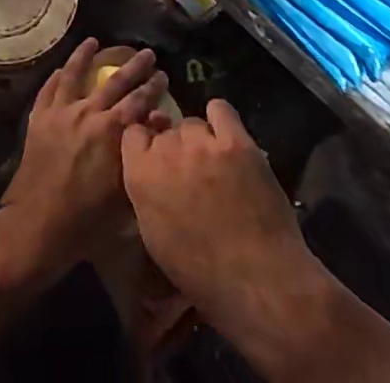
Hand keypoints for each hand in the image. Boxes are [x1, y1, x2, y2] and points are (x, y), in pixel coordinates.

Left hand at [0, 38, 168, 278]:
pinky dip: (57, 76)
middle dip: (133, 66)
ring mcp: (59, 113)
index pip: (139, 100)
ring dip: (85, 56)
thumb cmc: (87, 219)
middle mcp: (86, 113)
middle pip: (114, 82)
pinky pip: (48, 90)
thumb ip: (142, 151)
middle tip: (146, 53)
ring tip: (94, 41)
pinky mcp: (38, 120)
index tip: (163, 74)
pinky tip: (61, 69)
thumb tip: (160, 121)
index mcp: (111, 131)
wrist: (38, 225)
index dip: (153, 87)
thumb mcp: (125, 191)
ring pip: (74, 74)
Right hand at [120, 99, 315, 321]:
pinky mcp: (237, 142)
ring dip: (199, 140)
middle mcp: (167, 151)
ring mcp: (203, 144)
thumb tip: (151, 174)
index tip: (156, 158)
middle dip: (174, 147)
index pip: (133, 134)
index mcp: (141, 175)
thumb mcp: (154, 235)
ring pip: (193, 124)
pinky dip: (220, 118)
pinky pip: (221, 110)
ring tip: (215, 163)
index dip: (145, 144)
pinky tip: (226, 134)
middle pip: (166, 131)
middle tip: (191, 172)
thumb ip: (146, 193)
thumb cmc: (200, 271)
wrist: (256, 279)